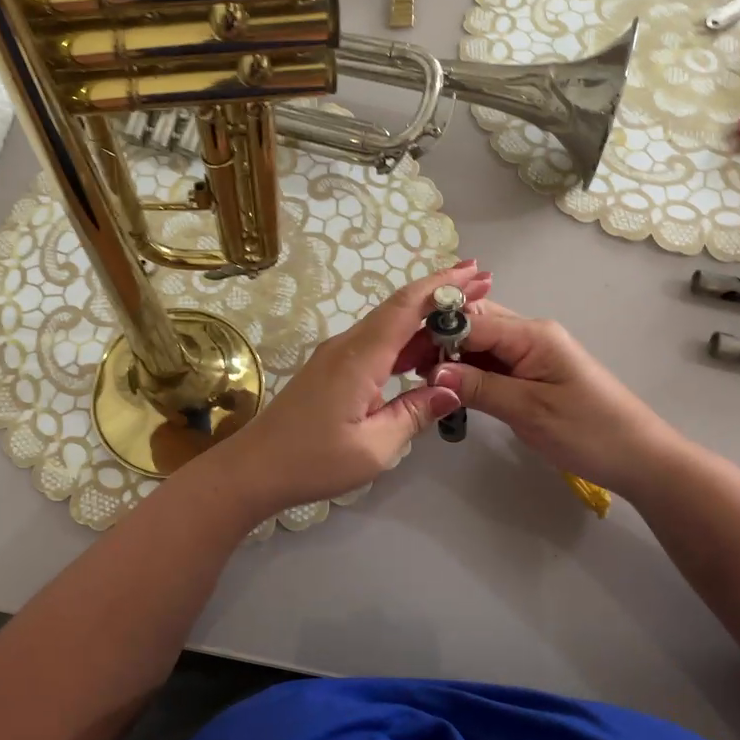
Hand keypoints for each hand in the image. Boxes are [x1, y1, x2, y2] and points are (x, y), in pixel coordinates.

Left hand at [207, 262, 492, 517]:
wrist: (256, 467)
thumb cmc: (313, 461)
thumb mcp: (374, 448)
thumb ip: (414, 414)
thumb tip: (450, 388)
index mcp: (358, 358)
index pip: (405, 308)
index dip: (442, 286)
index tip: (476, 272)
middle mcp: (346, 346)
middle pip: (397, 308)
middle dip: (441, 292)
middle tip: (483, 284)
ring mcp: (336, 355)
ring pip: (386, 325)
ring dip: (424, 316)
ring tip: (466, 313)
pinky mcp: (331, 369)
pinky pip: (375, 343)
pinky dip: (405, 339)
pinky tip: (426, 349)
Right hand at [421, 302, 684, 496]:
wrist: (642, 459)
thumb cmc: (590, 432)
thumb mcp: (529, 411)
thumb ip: (479, 387)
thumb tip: (432, 371)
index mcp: (532, 334)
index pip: (470, 320)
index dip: (433, 334)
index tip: (400, 357)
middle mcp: (530, 333)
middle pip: (472, 323)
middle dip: (436, 340)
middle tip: (402, 367)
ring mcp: (532, 352)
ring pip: (479, 342)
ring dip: (449, 355)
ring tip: (417, 377)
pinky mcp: (532, 371)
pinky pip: (490, 361)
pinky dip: (467, 370)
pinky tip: (447, 385)